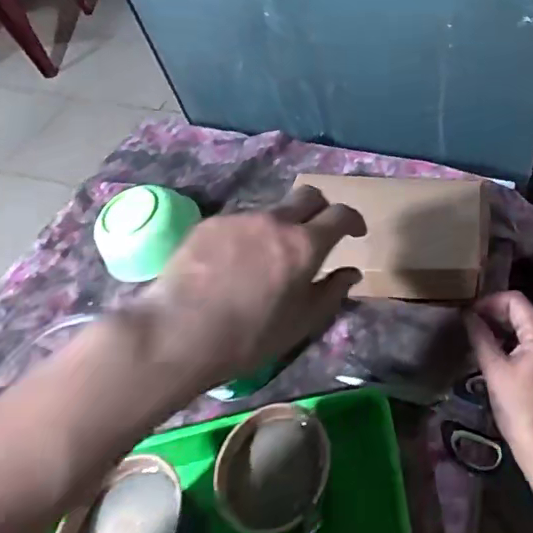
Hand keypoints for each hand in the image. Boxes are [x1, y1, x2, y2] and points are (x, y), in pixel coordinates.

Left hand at [134, 185, 365, 388]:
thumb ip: (331, 293)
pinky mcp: (210, 223)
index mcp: (304, 244)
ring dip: (279, 227)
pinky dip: (247, 237)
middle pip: (308, 196)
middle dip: (320, 208)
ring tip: (265, 259)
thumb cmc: (248, 337)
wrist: (177, 332)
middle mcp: (276, 221)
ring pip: (271, 212)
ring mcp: (240, 219)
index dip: (353, 220)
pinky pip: (240, 223)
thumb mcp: (301, 324)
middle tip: (318, 232)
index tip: (355, 232)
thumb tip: (351, 273)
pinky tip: (232, 265)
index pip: (340, 214)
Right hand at [465, 291, 532, 469]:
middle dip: (497, 312)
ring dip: (506, 326)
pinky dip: (516, 340)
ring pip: (530, 326)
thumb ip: (481, 337)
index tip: (469, 313)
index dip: (490, 301)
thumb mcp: (494, 370)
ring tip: (481, 335)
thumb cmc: (518, 408)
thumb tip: (467, 314)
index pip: (516, 300)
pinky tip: (498, 351)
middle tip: (472, 323)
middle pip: (525, 310)